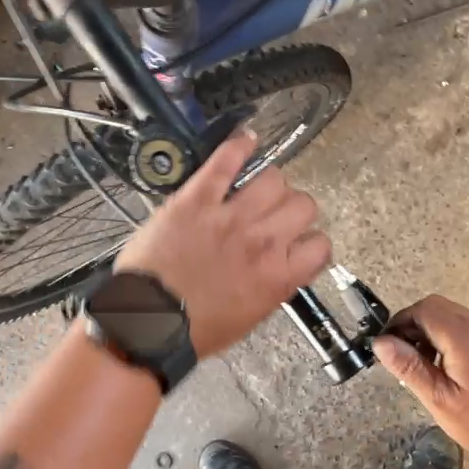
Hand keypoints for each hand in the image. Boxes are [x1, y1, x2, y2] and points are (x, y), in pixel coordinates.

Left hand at [111, 132, 331, 357]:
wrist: (148, 320)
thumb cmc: (193, 328)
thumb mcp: (250, 317)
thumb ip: (273, 287)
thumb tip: (281, 269)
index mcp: (277, 277)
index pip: (320, 246)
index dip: (313, 244)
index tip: (304, 243)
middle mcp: (261, 243)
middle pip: (303, 205)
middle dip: (297, 210)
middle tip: (282, 216)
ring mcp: (229, 217)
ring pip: (274, 180)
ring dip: (272, 184)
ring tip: (262, 190)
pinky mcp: (196, 200)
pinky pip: (225, 162)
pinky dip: (239, 146)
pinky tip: (246, 141)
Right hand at [372, 296, 468, 468]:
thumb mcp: (439, 399)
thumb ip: (409, 367)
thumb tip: (380, 342)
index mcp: (464, 335)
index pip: (422, 310)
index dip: (399, 323)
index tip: (386, 349)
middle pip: (437, 307)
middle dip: (413, 326)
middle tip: (402, 359)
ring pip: (452, 316)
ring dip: (430, 332)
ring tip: (422, 367)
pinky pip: (467, 328)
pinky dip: (448, 338)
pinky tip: (446, 368)